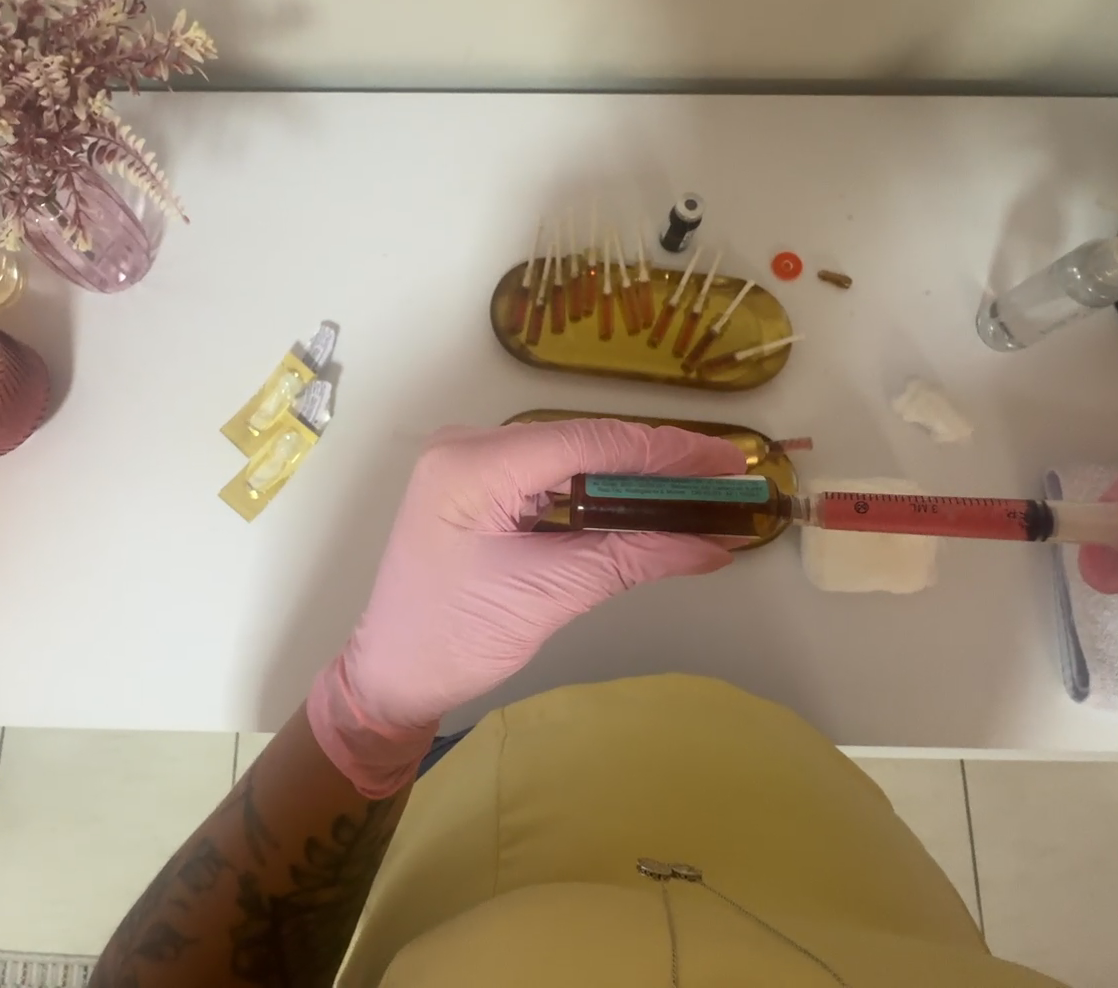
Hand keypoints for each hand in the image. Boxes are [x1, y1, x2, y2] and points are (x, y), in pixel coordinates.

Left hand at [307, 419, 746, 795]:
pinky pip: (542, 475)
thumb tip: (714, 545)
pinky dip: (591, 489)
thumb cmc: (458, 639)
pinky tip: (637, 498)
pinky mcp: (470, 484)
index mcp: (473, 464)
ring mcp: (464, 462)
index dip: (664, 450)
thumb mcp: (551, 595)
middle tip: (721, 474)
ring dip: (626, 474)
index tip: (727, 460)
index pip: (587, 442)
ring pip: (563, 455)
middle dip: (652, 461)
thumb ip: (634, 557)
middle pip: (578, 442)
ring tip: (692, 487)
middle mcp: (466, 445)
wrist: (390, 674)